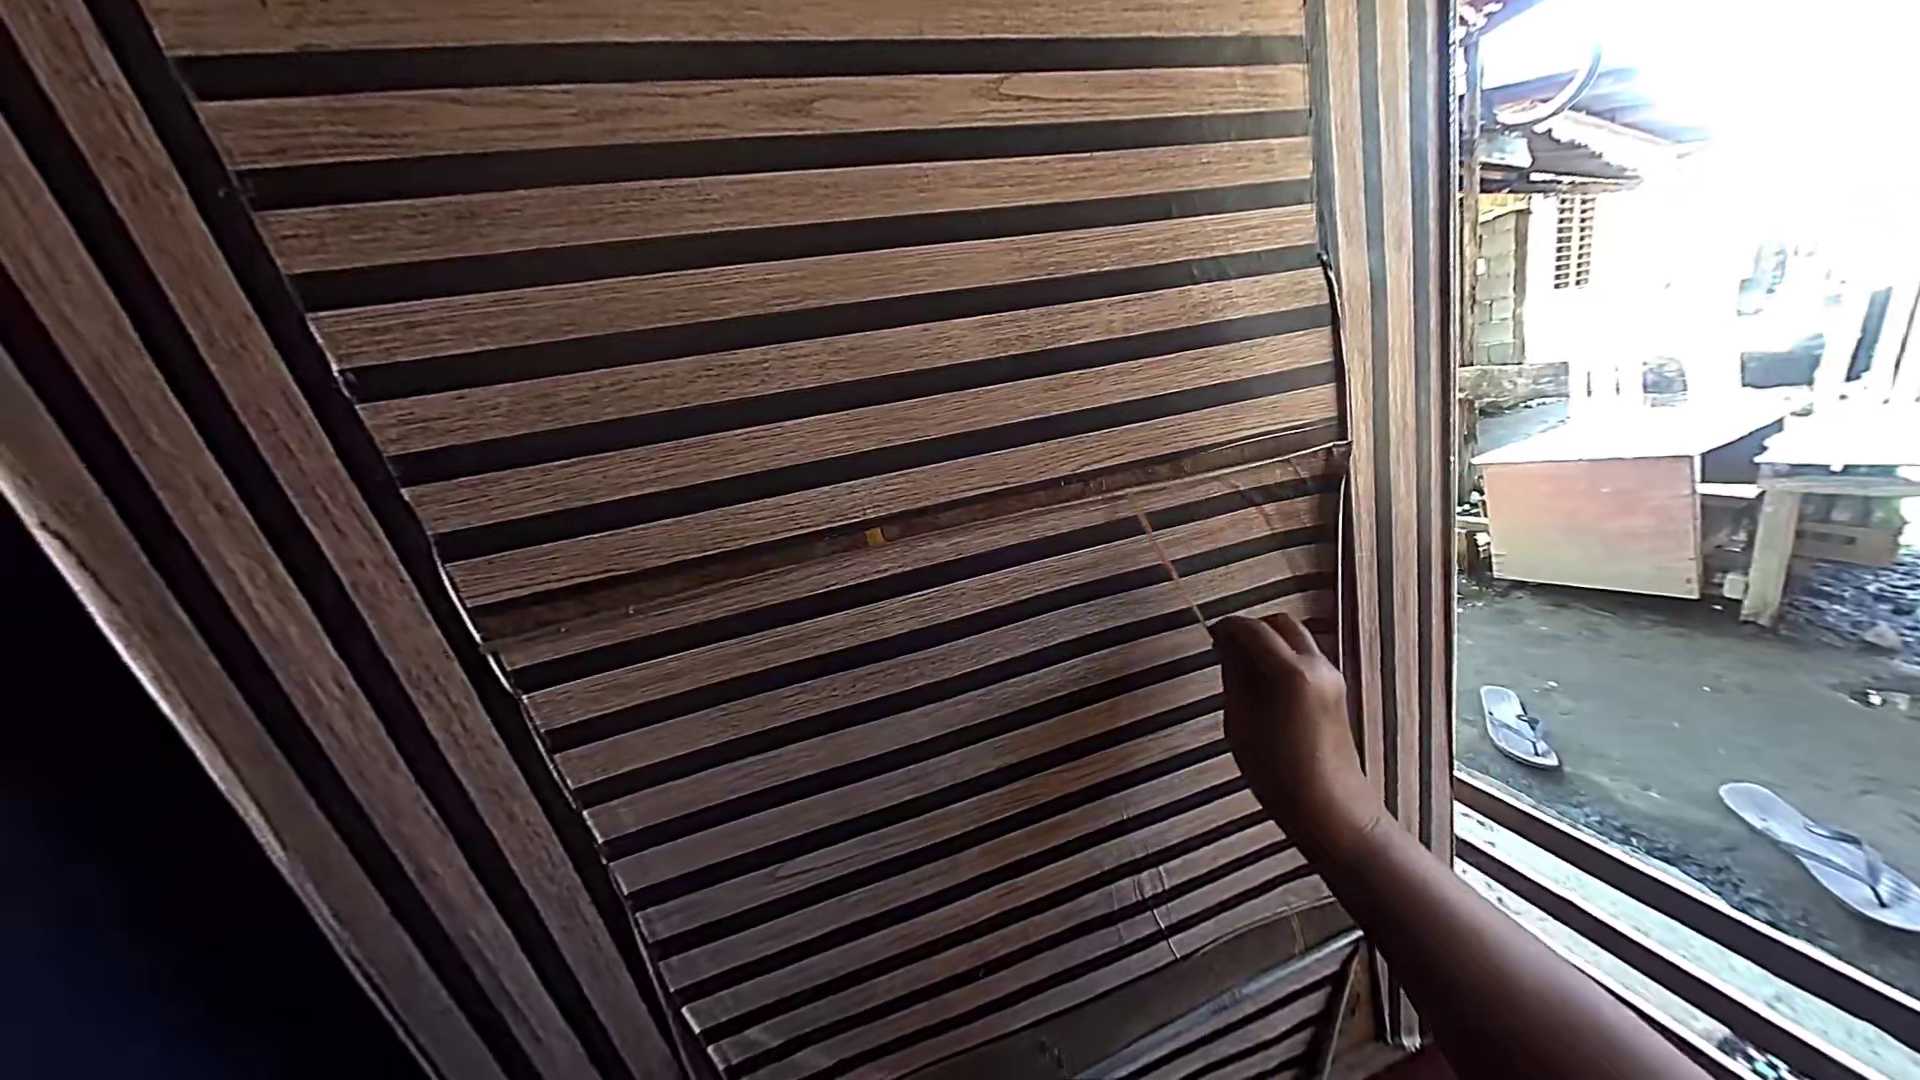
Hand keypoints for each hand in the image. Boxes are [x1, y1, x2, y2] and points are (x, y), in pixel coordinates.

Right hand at [1211, 613, 1386, 860]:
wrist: (1329, 809)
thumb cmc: (1277, 770)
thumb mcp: (1240, 719)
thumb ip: (1233, 673)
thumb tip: (1225, 643)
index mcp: (1291, 673)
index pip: (1254, 629)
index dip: (1228, 626)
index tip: (1209, 632)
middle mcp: (1317, 667)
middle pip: (1281, 624)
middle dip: (1252, 628)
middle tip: (1225, 646)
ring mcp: (1331, 678)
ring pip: (1295, 639)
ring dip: (1267, 642)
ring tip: (1241, 668)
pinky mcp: (1336, 692)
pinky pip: (1304, 658)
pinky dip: (1281, 657)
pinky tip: (1262, 684)